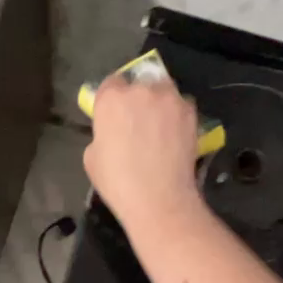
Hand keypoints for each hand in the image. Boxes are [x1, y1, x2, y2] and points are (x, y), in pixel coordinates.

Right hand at [83, 71, 206, 229]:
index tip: (115, 114)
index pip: (111, 84)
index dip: (113, 99)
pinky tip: (175, 135)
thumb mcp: (92, 158)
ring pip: (163, 90)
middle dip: (138, 99)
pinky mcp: (190, 111)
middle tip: (138, 122)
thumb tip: (112, 133)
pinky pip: (182, 105)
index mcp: (111, 99)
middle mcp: (140, 90)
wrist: (158, 198)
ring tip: (160, 126)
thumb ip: (102, 134)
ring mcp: (168, 98)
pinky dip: (178, 115)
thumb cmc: (118, 183)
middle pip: (139, 84)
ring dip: (160, 102)